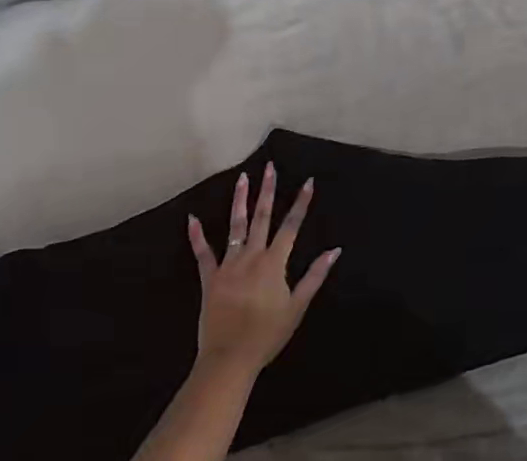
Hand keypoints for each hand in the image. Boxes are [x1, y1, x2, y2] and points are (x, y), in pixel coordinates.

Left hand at [187, 164, 339, 373]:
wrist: (230, 359)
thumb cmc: (267, 335)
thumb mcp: (297, 307)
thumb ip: (314, 276)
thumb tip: (334, 250)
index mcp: (273, 263)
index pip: (291, 226)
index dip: (300, 203)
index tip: (308, 182)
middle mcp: (251, 256)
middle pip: (262, 217)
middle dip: (267, 190)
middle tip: (269, 167)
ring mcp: (228, 265)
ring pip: (234, 226)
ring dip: (239, 200)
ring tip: (242, 178)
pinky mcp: (210, 278)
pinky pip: (203, 254)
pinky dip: (197, 236)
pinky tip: (192, 218)